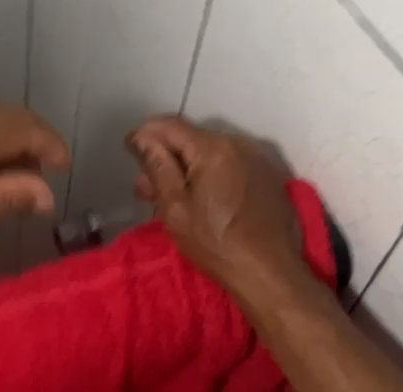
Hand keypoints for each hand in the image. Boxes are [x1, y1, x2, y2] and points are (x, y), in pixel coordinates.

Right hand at [128, 116, 303, 291]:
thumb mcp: (176, 208)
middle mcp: (237, 143)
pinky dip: (212, 175)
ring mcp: (256, 159)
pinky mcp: (268, 177)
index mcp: (213, 147)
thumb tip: (141, 137)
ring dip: (189, 167)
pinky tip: (204, 200)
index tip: (130, 149)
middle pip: (191, 139)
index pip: (170, 126)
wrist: (272, 276)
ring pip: (211, 152)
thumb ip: (157, 166)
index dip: (146, 135)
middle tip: (146, 187)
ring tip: (173, 196)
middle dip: (166, 157)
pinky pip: (231, 164)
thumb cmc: (217, 244)